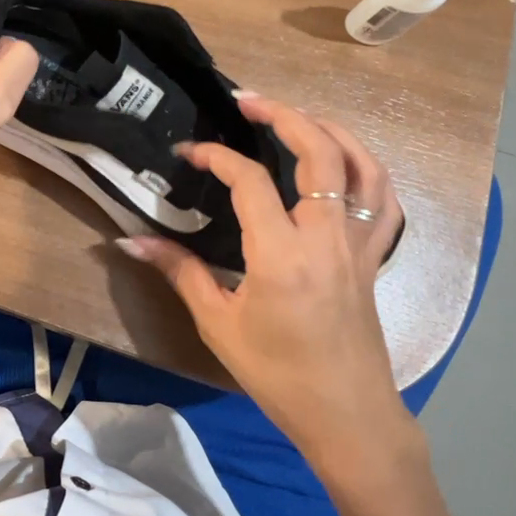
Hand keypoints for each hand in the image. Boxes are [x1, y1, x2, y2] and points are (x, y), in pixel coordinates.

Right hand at [120, 96, 414, 482]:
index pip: (248, 181)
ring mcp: (360, 244)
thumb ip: (178, 271)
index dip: (215, 157)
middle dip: (284, 115)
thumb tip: (130, 241)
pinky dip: (367, 169)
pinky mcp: (375, 256)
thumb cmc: (277, 373)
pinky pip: (384, 200)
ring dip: (332, 130)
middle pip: (319, 152)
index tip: (189, 151)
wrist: (347, 414)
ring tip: (298, 116)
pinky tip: (344, 163)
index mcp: (281, 253)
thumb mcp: (217, 323)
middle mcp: (327, 236)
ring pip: (362, 166)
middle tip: (248, 101)